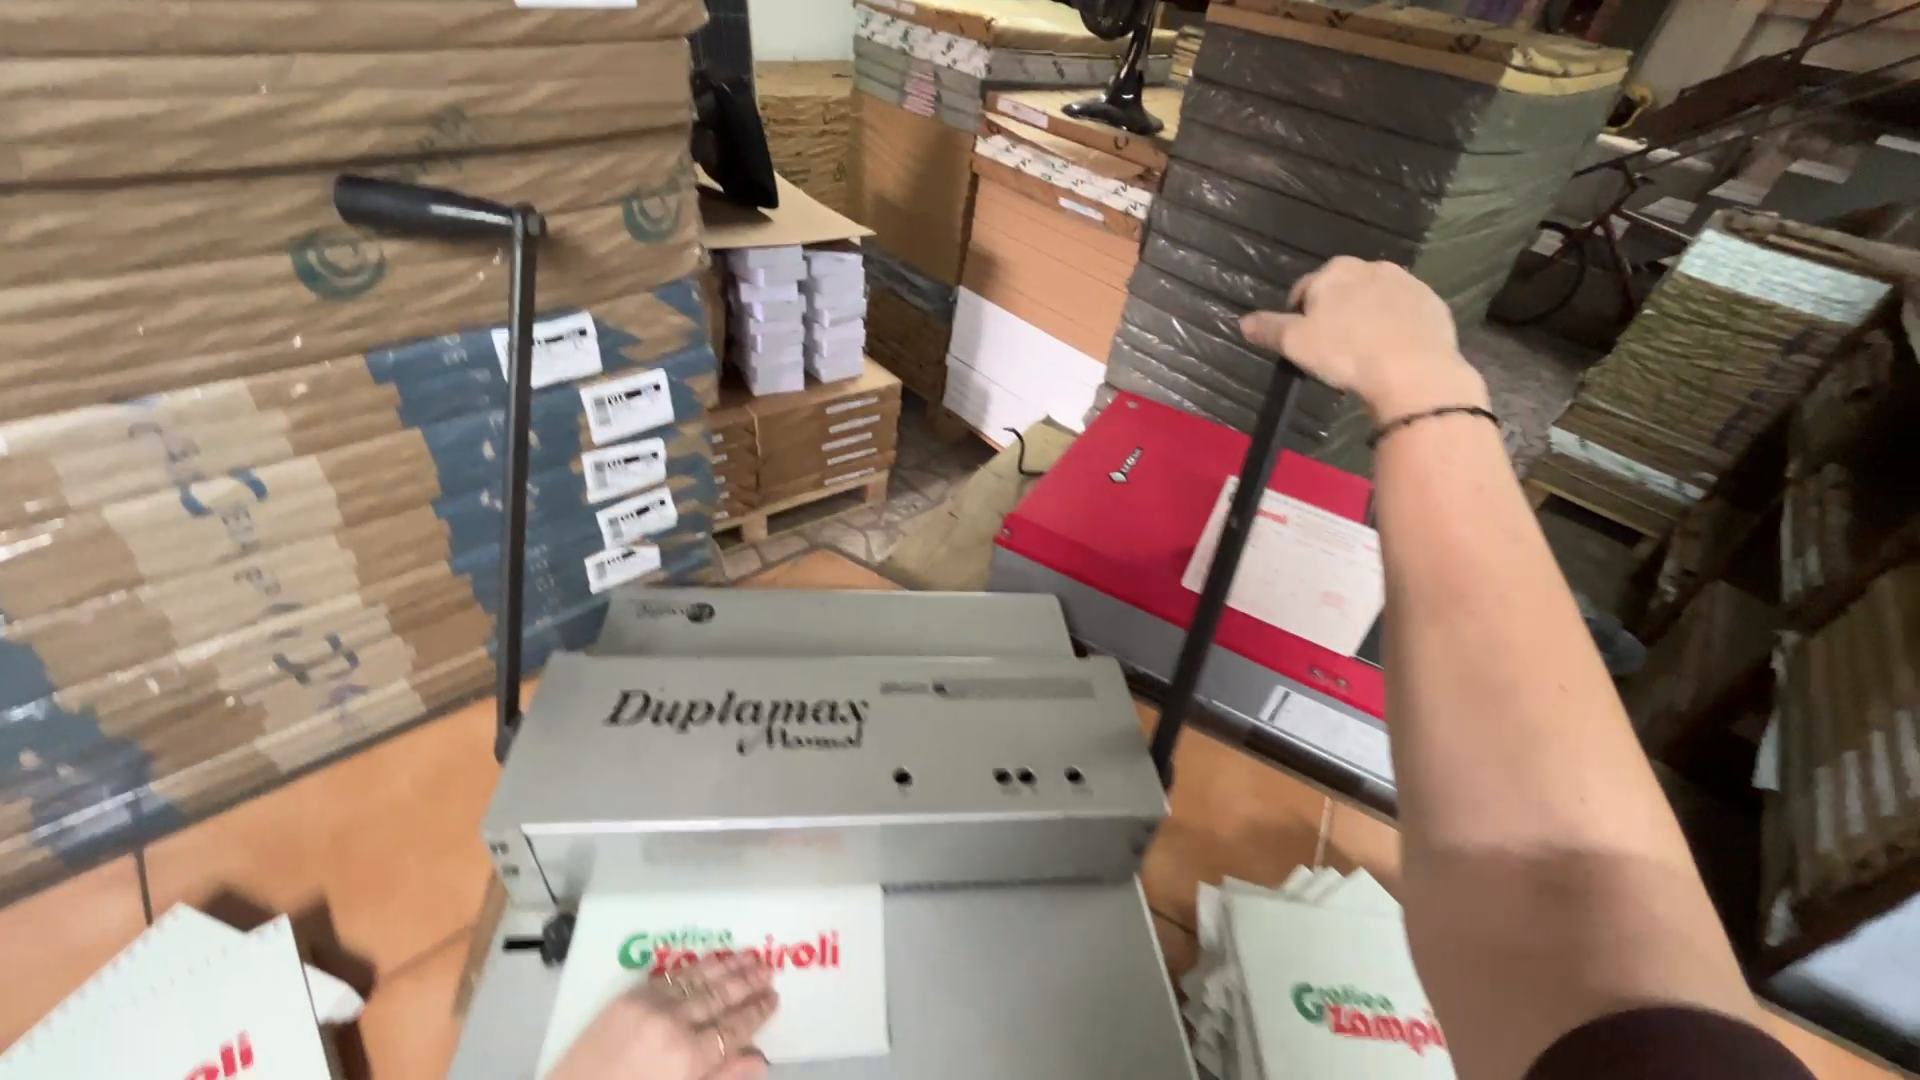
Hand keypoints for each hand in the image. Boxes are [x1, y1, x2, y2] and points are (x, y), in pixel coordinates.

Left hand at [548, 952, 778, 1079]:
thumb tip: (760, 1059)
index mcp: (689, 1061)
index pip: (734, 1028)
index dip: (757, 1013)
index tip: (775, 999)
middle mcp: (674, 1026)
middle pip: (722, 997)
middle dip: (749, 983)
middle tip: (771, 968)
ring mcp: (650, 1007)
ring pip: (700, 979)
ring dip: (729, 966)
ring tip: (751, 955)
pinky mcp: (628, 998)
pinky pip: (671, 976)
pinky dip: (696, 967)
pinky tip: (711, 960)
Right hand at [1240, 256, 1486, 421]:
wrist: (1412, 371)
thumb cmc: (1344, 353)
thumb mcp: (1294, 344)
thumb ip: (1268, 328)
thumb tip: (1243, 321)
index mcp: (1334, 272)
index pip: (1304, 290)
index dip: (1298, 316)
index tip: (1302, 342)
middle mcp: (1372, 267)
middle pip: (1342, 291)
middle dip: (1334, 313)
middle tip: (1331, 348)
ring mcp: (1407, 283)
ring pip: (1374, 300)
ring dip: (1365, 318)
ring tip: (1361, 352)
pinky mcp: (1432, 303)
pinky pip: (1403, 313)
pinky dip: (1394, 327)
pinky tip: (1389, 352)